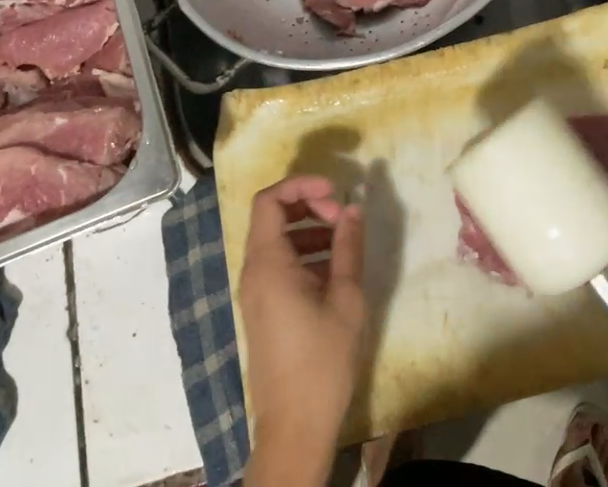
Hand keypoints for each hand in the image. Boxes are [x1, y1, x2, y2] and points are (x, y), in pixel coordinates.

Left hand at [239, 176, 366, 486]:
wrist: (295, 422)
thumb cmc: (322, 359)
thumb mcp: (346, 298)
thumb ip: (348, 247)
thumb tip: (353, 207)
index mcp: (268, 263)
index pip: (270, 200)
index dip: (301, 184)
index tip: (335, 190)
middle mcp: (254, 271)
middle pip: (273, 216)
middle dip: (309, 205)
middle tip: (343, 217)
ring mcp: (256, 290)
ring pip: (279, 240)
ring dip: (311, 229)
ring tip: (346, 242)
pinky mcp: (264, 307)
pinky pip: (280, 264)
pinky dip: (306, 254)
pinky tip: (336, 270)